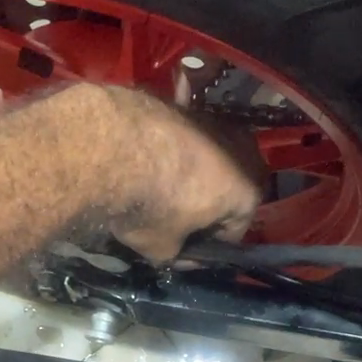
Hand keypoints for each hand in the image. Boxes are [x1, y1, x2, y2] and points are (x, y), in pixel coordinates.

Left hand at [51, 85, 260, 261]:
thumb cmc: (150, 204)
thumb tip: (174, 253)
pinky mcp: (185, 105)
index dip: (206, 248)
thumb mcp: (161, 248)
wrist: (113, 145)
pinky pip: (184, 141)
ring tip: (156, 193)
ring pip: (206, 162)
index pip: (233, 232)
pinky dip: (170, 154)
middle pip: (225, 191)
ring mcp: (216, 122)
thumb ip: (175, 255)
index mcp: (248, 191)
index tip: (184, 254)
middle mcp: (243, 152)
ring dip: (188, 179)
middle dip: (203, 208)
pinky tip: (145, 165)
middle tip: (173, 223)